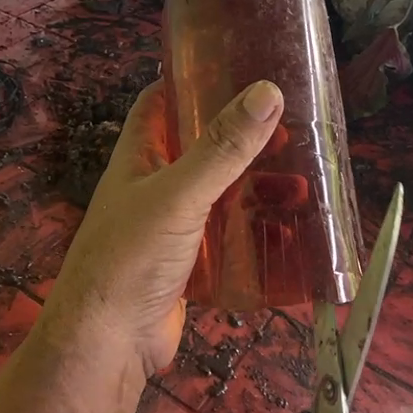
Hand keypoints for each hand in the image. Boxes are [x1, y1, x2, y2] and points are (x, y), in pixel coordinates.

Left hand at [39, 79, 283, 374]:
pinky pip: (227, 234)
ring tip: (304, 182)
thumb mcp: (179, 194)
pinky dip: (254, 228)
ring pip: (218, 192)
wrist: (108, 343)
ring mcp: (171, 224)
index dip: (190, 81)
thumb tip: (266, 91)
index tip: (236, 69)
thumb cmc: (131, 255)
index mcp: (139, 154)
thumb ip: (222, 148)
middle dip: (239, 137)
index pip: (159, 101)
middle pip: (198, 146)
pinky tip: (291, 229)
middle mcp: (153, 183)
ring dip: (255, 186)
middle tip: (289, 128)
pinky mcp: (189, 262)